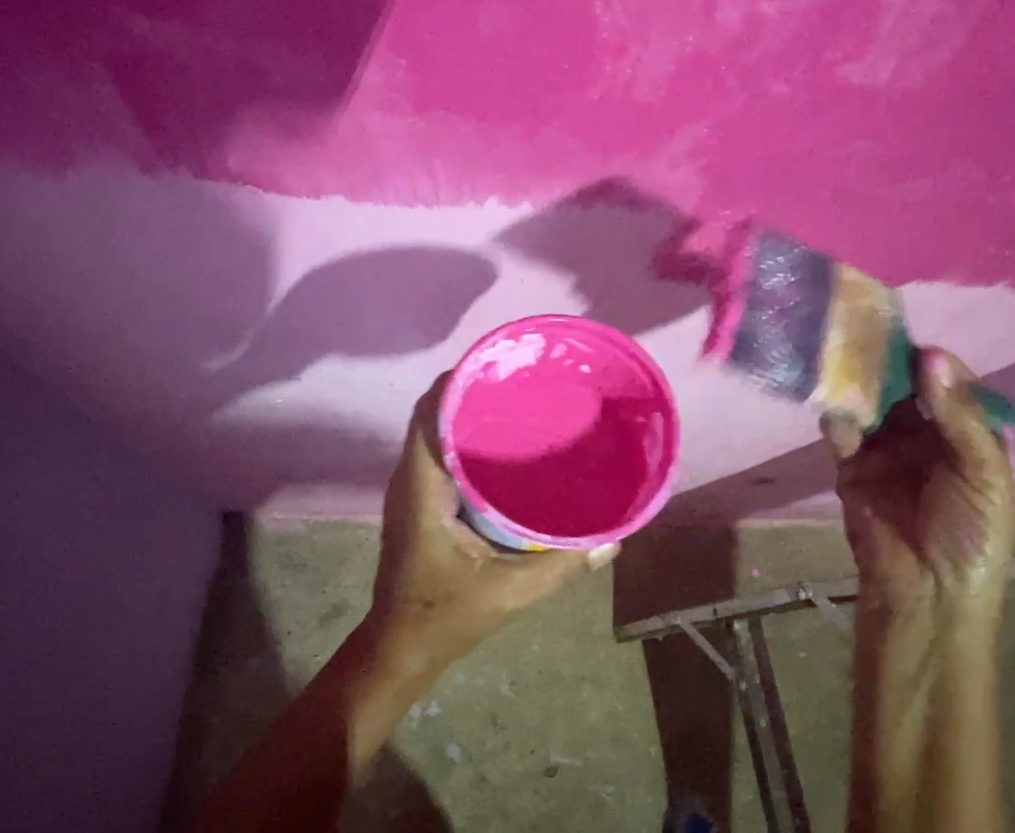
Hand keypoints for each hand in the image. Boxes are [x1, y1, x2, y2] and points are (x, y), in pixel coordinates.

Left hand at [367, 375, 617, 671]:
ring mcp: (413, 488)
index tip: (506, 366)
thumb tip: (614, 538)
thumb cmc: (444, 617)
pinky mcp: (422, 500)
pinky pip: (442, 451)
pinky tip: (510, 444)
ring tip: (524, 402)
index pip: (428, 412)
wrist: (400, 648)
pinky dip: (469, 437)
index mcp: (420, 487)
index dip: (461, 381)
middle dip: (476, 389)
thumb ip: (561, 566)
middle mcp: (410, 477)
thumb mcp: (508, 593)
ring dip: (472, 412)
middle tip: (528, 381)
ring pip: (437, 429)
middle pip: (434, 411)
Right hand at [821, 350, 1014, 624]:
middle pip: (905, 387)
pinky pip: (843, 433)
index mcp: (967, 434)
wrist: (929, 596)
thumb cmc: (972, 537)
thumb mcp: (984, 475)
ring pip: (872, 404)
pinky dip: (838, 418)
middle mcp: (925, 435)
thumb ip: (959, 416)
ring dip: (861, 385)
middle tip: (871, 340)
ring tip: (846, 364)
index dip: (935, 364)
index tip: (917, 347)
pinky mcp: (851, 467)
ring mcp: (885, 450)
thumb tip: (931, 355)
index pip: (950, 384)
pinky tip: (837, 411)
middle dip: (890, 365)